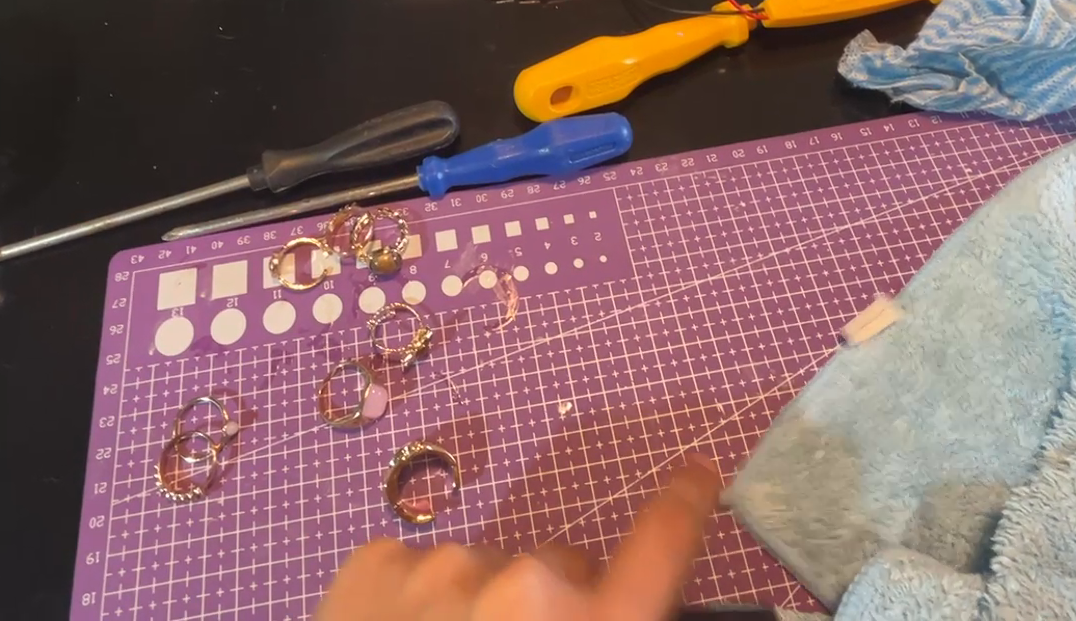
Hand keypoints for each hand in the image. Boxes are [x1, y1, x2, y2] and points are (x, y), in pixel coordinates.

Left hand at [317, 457, 722, 620]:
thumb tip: (604, 608)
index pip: (659, 551)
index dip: (684, 505)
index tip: (698, 468)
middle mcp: (523, 585)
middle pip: (560, 569)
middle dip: (553, 608)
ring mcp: (443, 564)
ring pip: (485, 570)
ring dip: (481, 607)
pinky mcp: (377, 560)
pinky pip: (418, 568)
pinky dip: (416, 602)